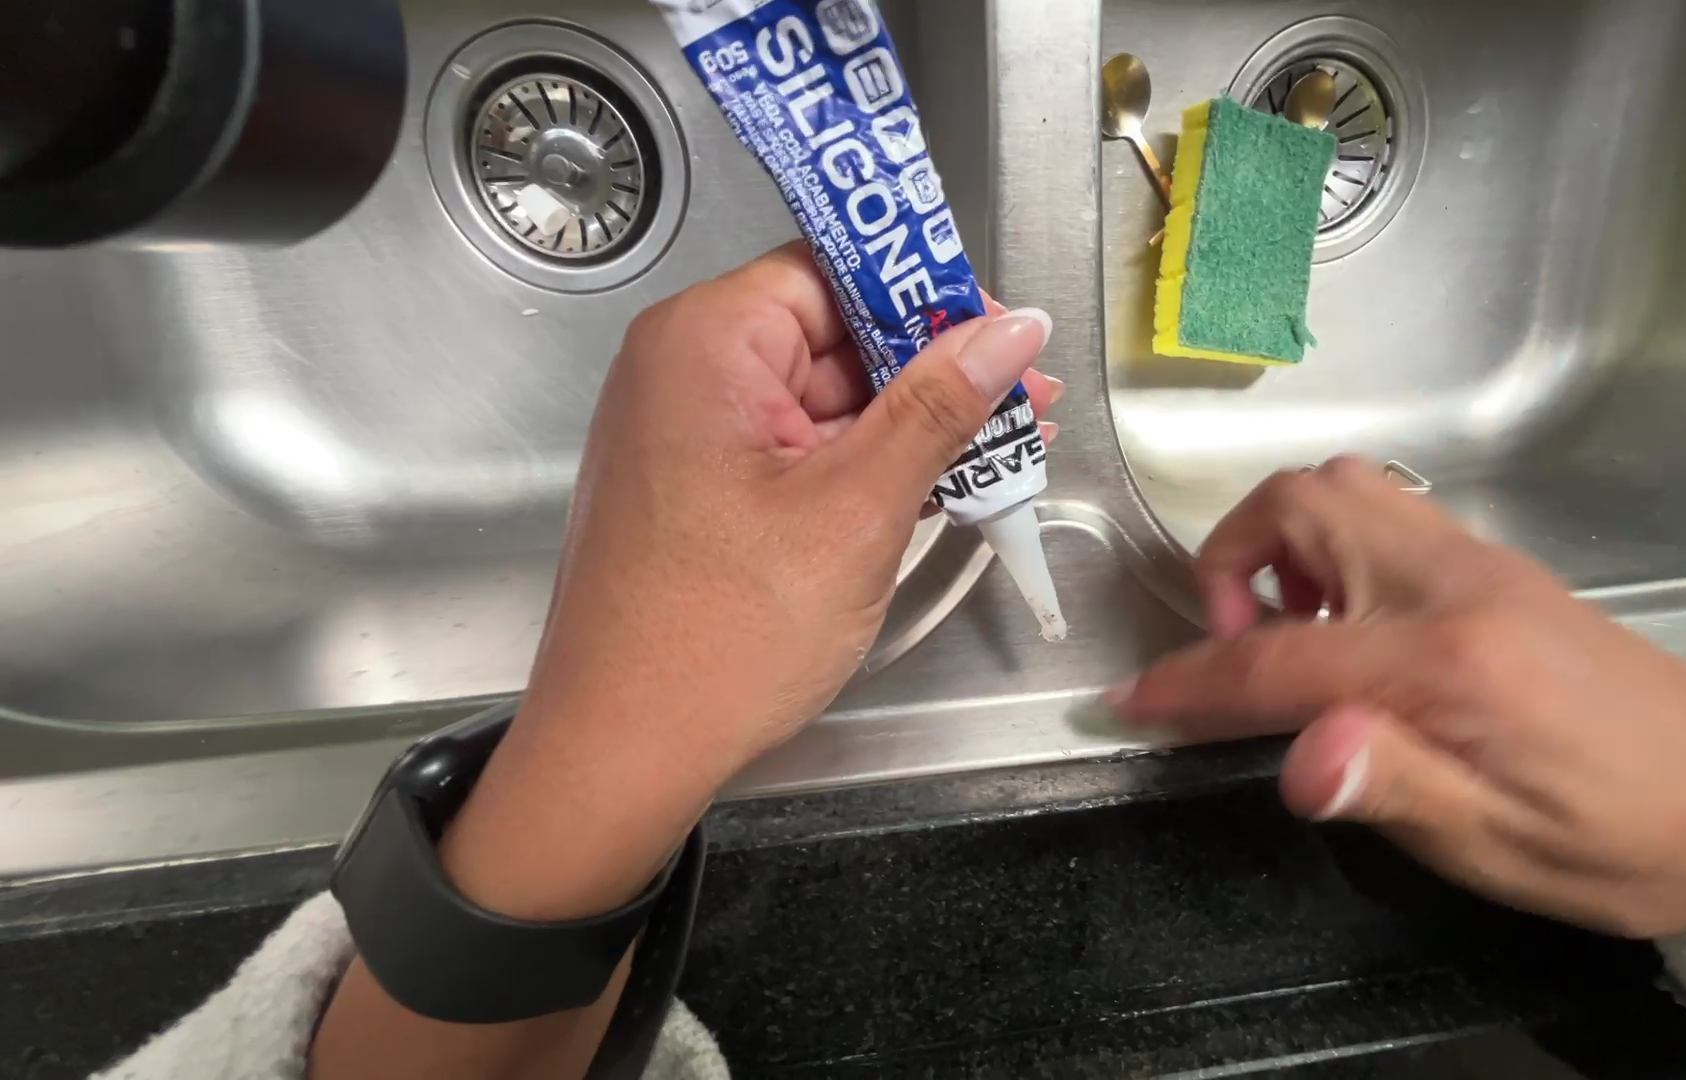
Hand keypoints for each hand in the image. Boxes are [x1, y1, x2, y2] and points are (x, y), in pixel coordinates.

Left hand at [315, 248, 1060, 1075]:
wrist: (629, 752)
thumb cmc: (734, 625)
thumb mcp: (858, 505)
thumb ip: (940, 404)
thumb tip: (1018, 326)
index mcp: (709, 342)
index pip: (835, 273)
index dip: (928, 296)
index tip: (1007, 327)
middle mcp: (692, 373)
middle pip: (837, 339)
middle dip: (936, 370)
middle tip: (1027, 391)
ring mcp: (701, 438)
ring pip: (831, 404)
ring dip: (915, 424)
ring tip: (1008, 439)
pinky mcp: (715, 493)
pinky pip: (808, 454)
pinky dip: (872, 466)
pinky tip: (943, 479)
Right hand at [1111, 459, 1685, 980]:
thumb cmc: (1619, 843)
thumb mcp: (1495, 843)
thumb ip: (1385, 785)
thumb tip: (1298, 757)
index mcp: (1446, 660)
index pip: (1275, 657)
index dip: (1188, 681)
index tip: (1131, 700)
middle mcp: (1453, 581)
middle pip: (1299, 504)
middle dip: (1230, 558)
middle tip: (1238, 637)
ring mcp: (1476, 559)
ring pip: (1339, 487)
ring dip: (1281, 542)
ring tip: (1290, 622)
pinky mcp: (1491, 563)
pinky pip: (1378, 510)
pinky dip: (1326, 547)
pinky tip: (1347, 620)